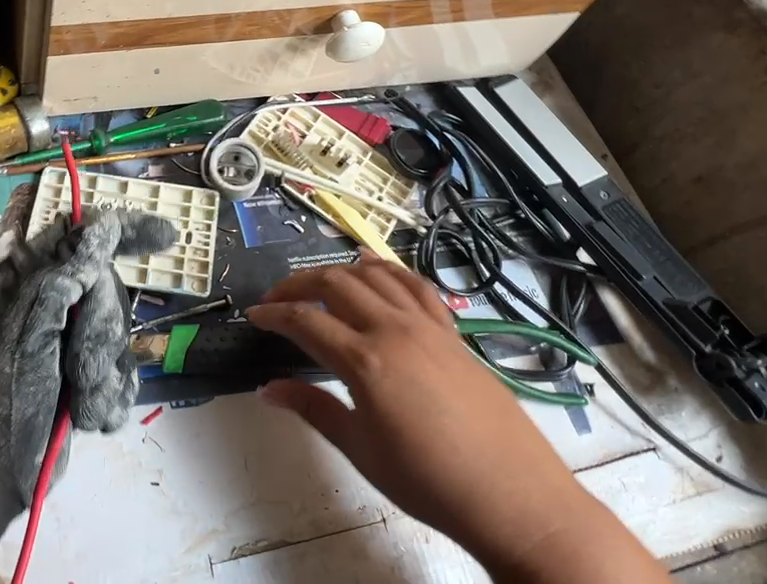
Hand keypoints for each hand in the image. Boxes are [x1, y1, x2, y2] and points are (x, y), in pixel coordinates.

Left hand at [0, 206, 176, 583]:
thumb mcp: (27, 314)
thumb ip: (66, 268)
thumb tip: (104, 225)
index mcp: (29, 278)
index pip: (81, 236)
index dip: (126, 231)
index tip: (167, 235)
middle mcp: (52, 305)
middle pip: (108, 292)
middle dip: (101, 333)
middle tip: (80, 369)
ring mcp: (68, 346)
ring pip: (118, 338)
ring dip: (104, 375)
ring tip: (79, 402)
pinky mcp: (83, 385)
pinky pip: (121, 376)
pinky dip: (110, 398)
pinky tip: (91, 417)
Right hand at [246, 259, 664, 582]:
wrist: (512, 497)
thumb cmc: (429, 482)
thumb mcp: (361, 450)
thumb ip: (313, 410)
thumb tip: (267, 390)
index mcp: (364, 360)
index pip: (306, 320)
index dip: (274, 315)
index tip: (254, 317)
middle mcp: (393, 329)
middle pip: (335, 283)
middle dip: (298, 284)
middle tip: (277, 300)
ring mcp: (427, 326)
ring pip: (373, 275)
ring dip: (339, 271)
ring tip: (317, 284)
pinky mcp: (452, 332)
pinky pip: (414, 285)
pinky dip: (388, 270)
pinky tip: (374, 271)